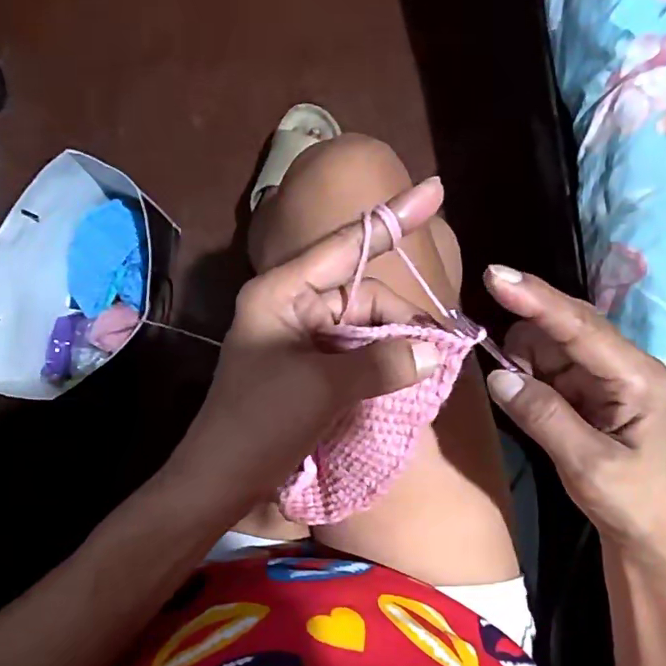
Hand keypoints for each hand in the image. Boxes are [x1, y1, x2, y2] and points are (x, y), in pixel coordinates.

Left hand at [170, 179, 445, 501]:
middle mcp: (289, 306)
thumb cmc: (261, 422)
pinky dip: (377, 363)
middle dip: (401, 315)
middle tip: (444, 347)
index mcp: (281, 293)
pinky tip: (405, 378)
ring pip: (359, 326)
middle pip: (360, 292)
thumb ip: (382, 362)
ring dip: (392, 344)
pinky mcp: (303, 368)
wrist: (220, 478)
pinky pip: (350, 352)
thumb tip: (433, 351)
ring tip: (428, 369)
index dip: (393, 218)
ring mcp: (296, 338)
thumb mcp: (325, 388)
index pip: (346, 245)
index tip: (436, 187)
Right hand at [480, 266, 665, 542]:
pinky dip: (520, 370)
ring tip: (514, 394)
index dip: (537, 300)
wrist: (645, 530)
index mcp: (635, 376)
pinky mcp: (579, 388)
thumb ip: (543, 416)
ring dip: (518, 356)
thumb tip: (497, 375)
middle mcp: (619, 364)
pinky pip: (541, 364)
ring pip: (547, 341)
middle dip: (523, 324)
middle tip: (481, 343)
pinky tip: (516, 391)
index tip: (496, 276)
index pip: (580, 327)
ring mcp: (598, 374)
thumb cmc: (629, 499)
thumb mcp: (587, 464)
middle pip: (564, 322)